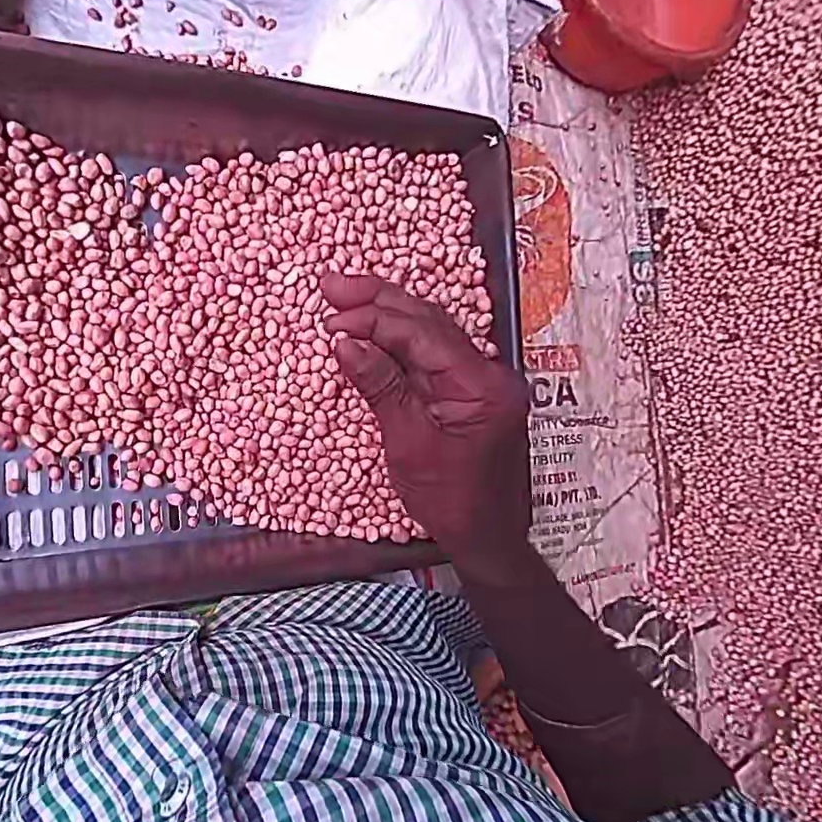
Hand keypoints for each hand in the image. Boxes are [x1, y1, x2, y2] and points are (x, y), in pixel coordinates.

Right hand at [321, 273, 530, 567]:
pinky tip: (371, 326)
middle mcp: (488, 372)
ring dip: (385, 312)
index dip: (374, 321)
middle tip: (332, 283)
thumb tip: (344, 342)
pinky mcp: (465, 389)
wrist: (486, 537)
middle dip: (377, 299)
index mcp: (482, 385)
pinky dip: (396, 339)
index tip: (332, 321)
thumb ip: (381, 386)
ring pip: (428, 330)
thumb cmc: (450, 501)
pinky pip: (428, 353)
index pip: (422, 334)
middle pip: (428, 320)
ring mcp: (479, 379)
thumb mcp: (408, 444)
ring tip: (344, 294)